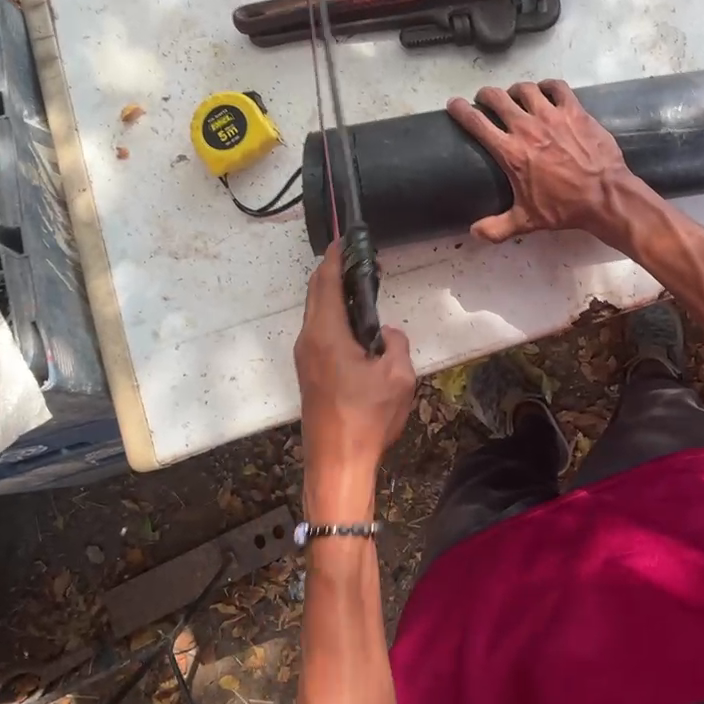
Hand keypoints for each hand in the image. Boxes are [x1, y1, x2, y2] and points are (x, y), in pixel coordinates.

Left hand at [294, 242, 416, 472]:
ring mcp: (305, 357)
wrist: (337, 464)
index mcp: (326, 334)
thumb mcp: (398, 377)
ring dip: (334, 295)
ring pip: (316, 313)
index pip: (325, 280)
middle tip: (363, 260)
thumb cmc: (367, 419)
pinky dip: (334, 316)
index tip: (348, 238)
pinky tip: (356, 324)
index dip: (336, 255)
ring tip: (364, 288)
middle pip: (316, 293)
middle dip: (336, 271)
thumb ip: (396, 343)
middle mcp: (309, 340)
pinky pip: (320, 331)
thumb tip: (386, 334)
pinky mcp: (309, 372)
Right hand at [446, 80, 647, 243]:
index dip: (461, 110)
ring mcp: (552, 116)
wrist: (604, 195)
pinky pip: (557, 87)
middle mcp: (527, 127)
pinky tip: (546, 91)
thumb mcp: (527, 220)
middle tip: (486, 99)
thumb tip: (474, 233)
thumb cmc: (564, 208)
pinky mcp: (575, 111)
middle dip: (487, 95)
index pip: (477, 122)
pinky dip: (548, 86)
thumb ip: (497, 228)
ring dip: (516, 90)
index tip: (454, 104)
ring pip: (526, 89)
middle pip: (498, 98)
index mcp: (511, 152)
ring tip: (516, 96)